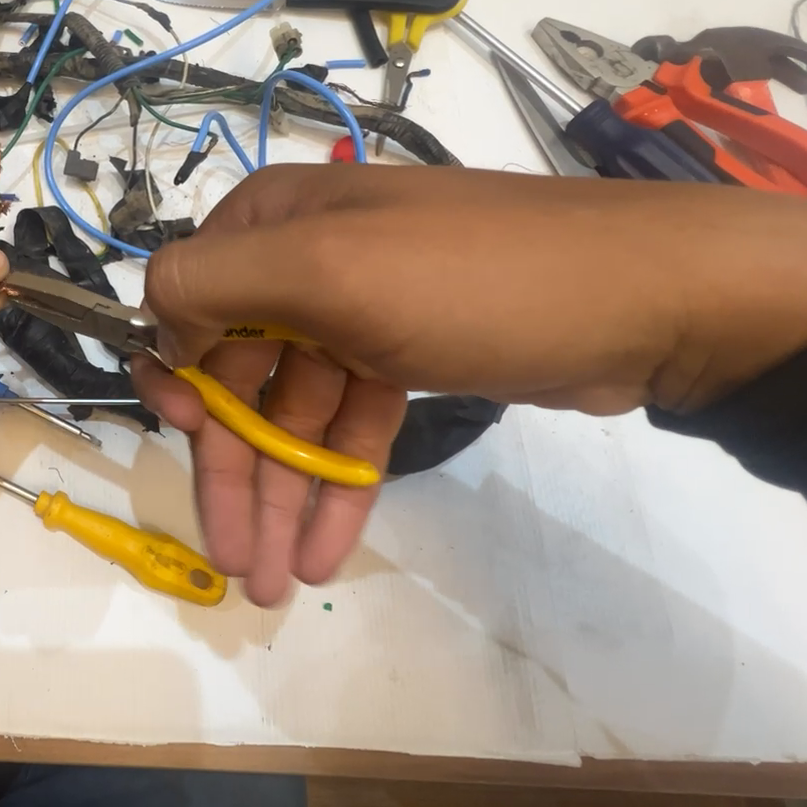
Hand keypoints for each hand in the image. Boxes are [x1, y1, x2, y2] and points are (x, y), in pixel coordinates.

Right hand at [133, 164, 806, 604]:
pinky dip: (331, 486)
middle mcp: (297, 264)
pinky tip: (324, 550)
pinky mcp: (395, 358)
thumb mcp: (326, 266)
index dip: (179, 378)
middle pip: (237, 377)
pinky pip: (342, 427)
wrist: (653, 300)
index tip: (186, 436)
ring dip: (278, 495)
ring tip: (272, 581)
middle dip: (232, 469)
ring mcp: (348, 314)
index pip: (187, 304)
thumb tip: (153, 323)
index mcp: (269, 225)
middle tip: (232, 560)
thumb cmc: (470, 279)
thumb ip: (211, 281)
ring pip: (288, 414)